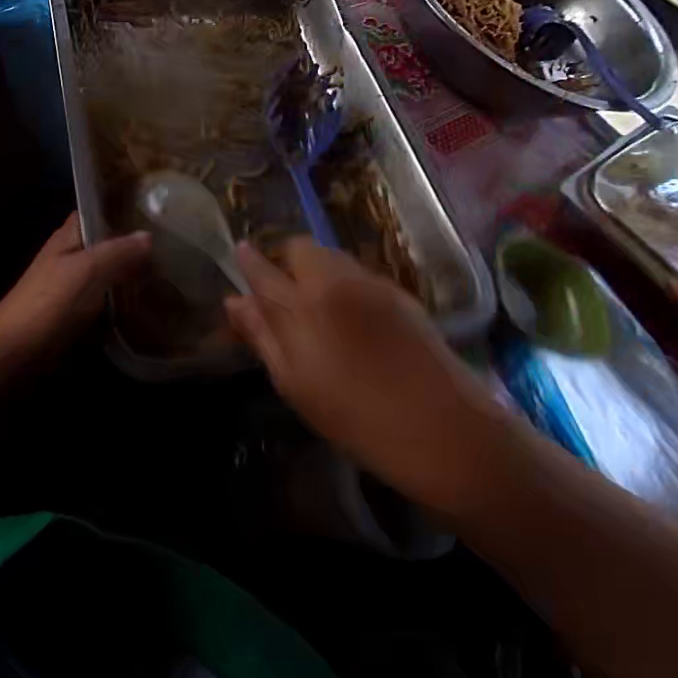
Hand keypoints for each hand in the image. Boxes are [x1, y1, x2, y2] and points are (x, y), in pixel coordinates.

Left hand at [0, 212, 150, 362]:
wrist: (15, 350)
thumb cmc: (50, 301)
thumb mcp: (88, 269)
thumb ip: (119, 251)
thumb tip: (149, 236)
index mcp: (68, 238)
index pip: (97, 213)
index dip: (121, 212)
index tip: (154, 216)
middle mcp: (70, 258)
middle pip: (106, 248)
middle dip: (132, 252)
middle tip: (169, 253)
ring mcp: (71, 288)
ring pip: (107, 278)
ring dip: (129, 282)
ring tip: (165, 281)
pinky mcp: (74, 315)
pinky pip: (103, 306)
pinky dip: (119, 309)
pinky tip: (144, 312)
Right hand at [224, 239, 503, 498]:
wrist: (444, 429)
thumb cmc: (355, 418)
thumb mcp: (295, 384)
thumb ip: (262, 336)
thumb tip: (234, 302)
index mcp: (303, 306)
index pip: (263, 270)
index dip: (248, 261)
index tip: (240, 254)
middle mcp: (336, 281)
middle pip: (300, 248)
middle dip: (285, 262)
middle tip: (283, 297)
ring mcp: (373, 283)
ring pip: (331, 257)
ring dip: (315, 270)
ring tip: (317, 309)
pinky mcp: (401, 293)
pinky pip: (359, 273)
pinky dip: (344, 284)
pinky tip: (352, 320)